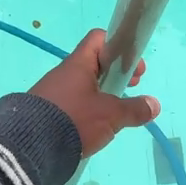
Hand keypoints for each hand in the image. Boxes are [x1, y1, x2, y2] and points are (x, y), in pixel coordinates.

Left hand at [29, 28, 159, 156]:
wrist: (31, 145)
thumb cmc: (75, 119)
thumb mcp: (111, 115)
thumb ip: (134, 109)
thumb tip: (154, 104)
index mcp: (79, 64)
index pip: (99, 39)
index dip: (120, 47)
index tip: (134, 69)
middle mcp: (64, 73)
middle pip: (94, 64)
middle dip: (116, 74)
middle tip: (131, 89)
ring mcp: (53, 92)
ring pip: (84, 85)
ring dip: (102, 94)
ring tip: (114, 114)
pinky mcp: (46, 112)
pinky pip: (72, 102)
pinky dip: (87, 109)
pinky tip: (94, 127)